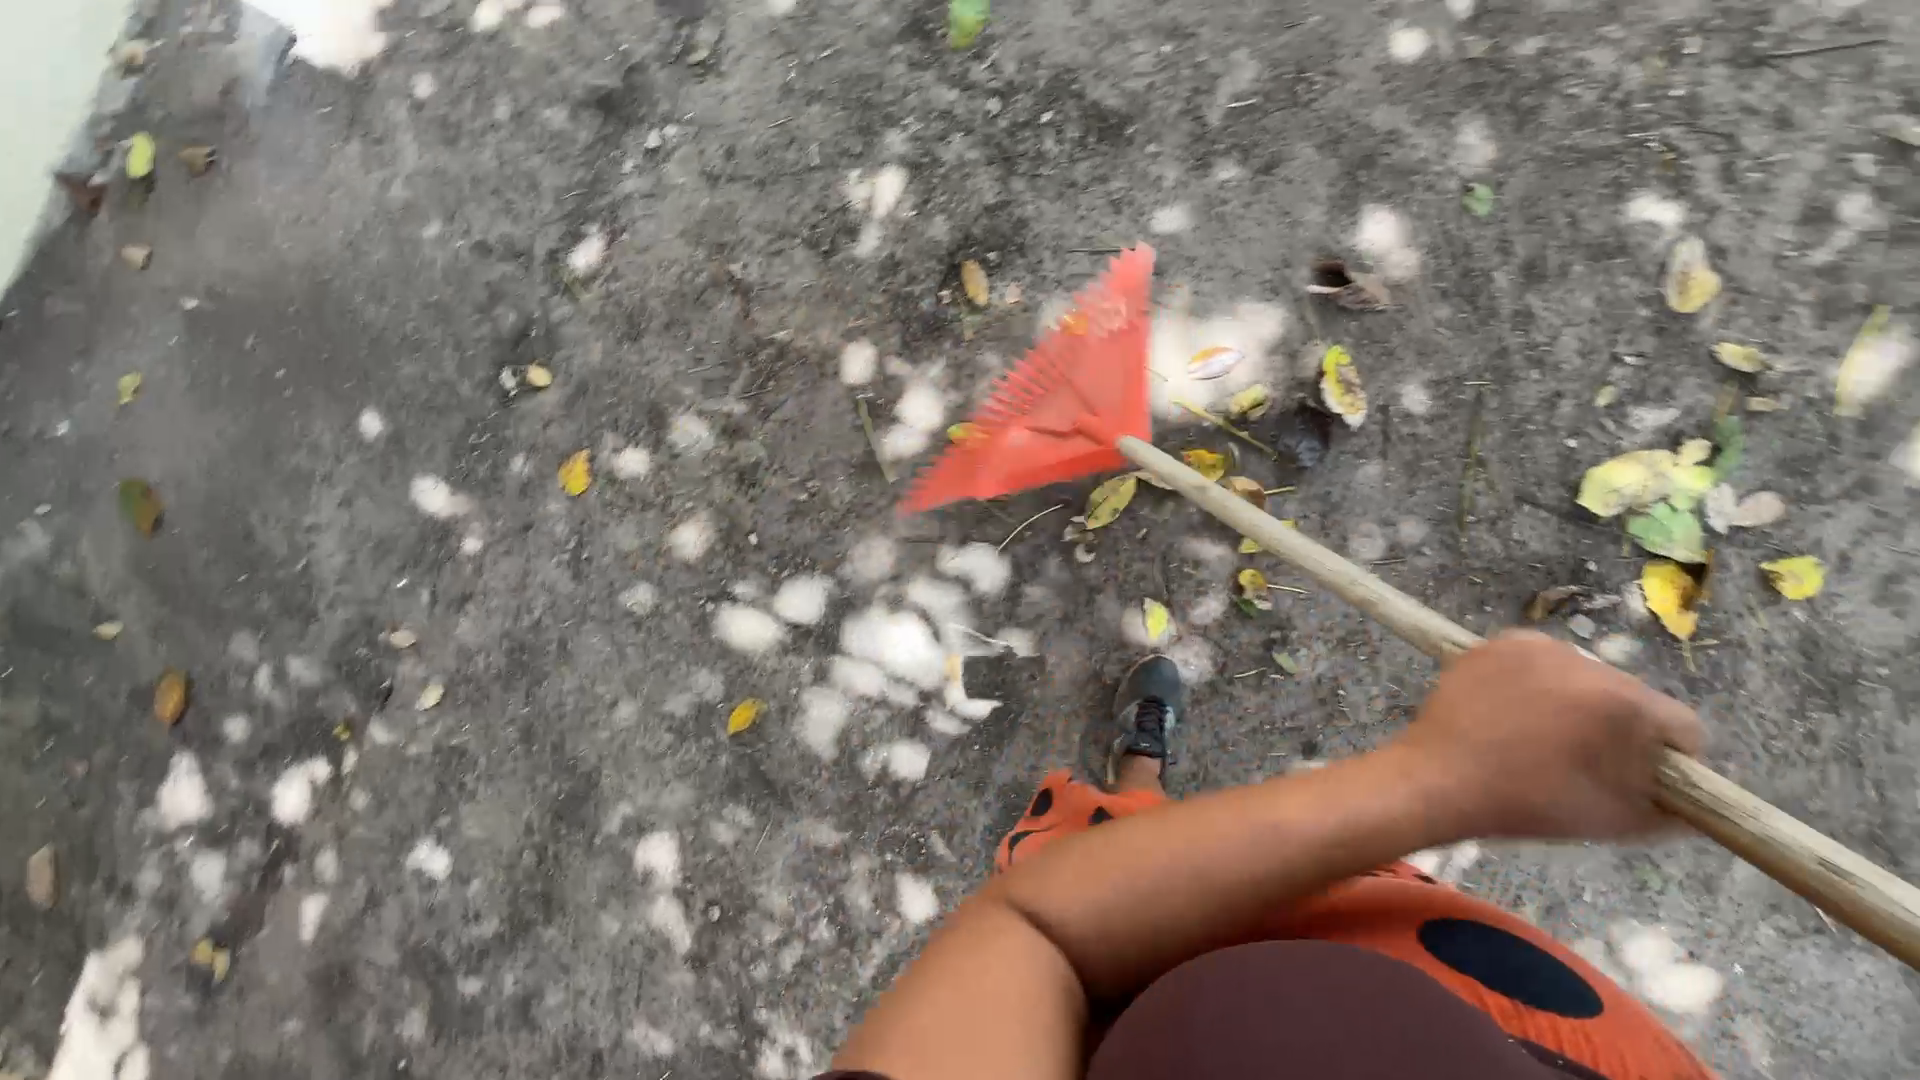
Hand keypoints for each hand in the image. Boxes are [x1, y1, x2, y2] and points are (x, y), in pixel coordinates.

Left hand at [1392, 630, 1706, 840]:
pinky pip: (1542, 661)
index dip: (1670, 758)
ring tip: (1544, 735)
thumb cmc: (1529, 803)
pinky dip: (1539, 681)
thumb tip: (1692, 797)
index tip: (1643, 777)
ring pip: (1586, 677)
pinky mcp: (1499, 642)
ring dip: (1580, 700)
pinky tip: (1519, 710)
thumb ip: (1673, 808)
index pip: (1682, 726)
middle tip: (1584, 758)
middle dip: (1621, 727)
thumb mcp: (1619, 819)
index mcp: (1623, 703)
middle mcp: (1585, 662)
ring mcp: (1536, 646)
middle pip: (1631, 698)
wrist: (1439, 777)